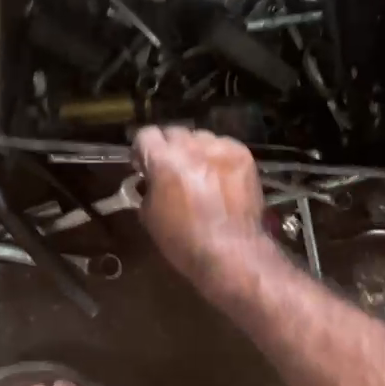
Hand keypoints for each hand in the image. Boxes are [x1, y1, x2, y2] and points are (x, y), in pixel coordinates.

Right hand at [131, 126, 282, 301]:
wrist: (232, 253)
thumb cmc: (184, 241)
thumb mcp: (150, 217)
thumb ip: (147, 189)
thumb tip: (151, 180)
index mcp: (164, 160)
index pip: (146, 135)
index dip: (142, 150)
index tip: (145, 166)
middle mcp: (191, 146)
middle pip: (174, 132)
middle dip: (169, 149)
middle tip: (173, 171)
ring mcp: (219, 148)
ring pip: (200, 137)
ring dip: (195, 151)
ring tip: (200, 173)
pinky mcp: (242, 154)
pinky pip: (224, 146)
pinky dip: (218, 158)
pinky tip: (221, 178)